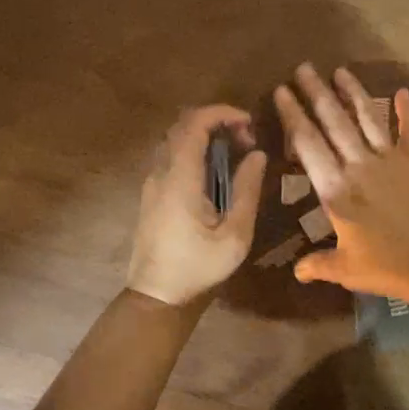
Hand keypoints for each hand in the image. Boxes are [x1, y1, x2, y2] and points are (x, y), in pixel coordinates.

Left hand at [126, 106, 265, 307]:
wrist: (156, 297)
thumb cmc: (198, 268)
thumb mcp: (235, 235)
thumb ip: (247, 190)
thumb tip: (257, 155)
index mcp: (180, 177)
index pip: (195, 123)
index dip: (222, 113)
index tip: (249, 122)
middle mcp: (161, 172)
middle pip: (183, 125)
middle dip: (216, 122)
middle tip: (246, 139)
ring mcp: (152, 182)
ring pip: (174, 140)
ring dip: (204, 135)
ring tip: (234, 153)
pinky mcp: (151, 194)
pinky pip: (171, 157)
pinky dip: (194, 150)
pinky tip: (215, 173)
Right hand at [274, 64, 408, 328]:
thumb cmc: (391, 268)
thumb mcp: (348, 270)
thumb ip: (320, 264)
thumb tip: (296, 271)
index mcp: (336, 190)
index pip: (307, 145)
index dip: (292, 116)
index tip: (281, 91)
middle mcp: (359, 166)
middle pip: (333, 123)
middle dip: (316, 93)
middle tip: (302, 68)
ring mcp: (390, 162)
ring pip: (367, 119)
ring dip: (353, 93)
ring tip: (339, 70)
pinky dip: (407, 112)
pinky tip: (402, 92)